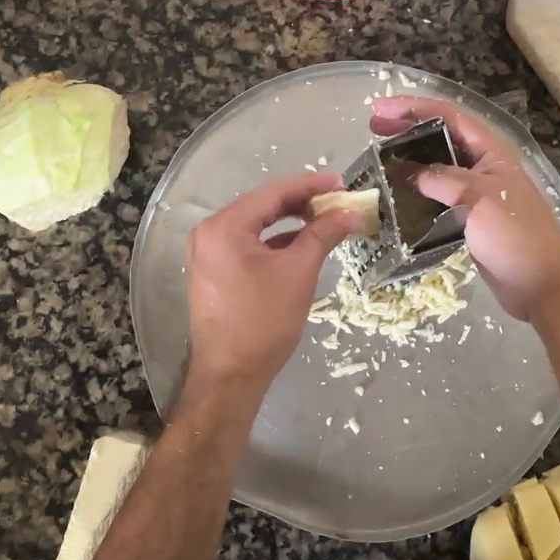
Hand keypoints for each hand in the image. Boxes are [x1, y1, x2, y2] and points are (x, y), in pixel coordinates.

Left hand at [185, 172, 359, 403]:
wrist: (230, 376)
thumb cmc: (263, 322)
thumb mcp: (298, 272)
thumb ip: (323, 235)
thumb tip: (350, 213)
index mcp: (225, 227)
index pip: (273, 192)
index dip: (310, 185)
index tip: (341, 183)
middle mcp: (210, 233)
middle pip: (263, 205)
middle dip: (302, 201)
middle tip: (337, 200)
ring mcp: (209, 254)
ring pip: (256, 225)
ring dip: (290, 221)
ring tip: (325, 219)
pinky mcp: (215, 272)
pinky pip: (248, 244)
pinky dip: (275, 241)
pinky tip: (302, 244)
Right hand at [369, 96, 559, 321]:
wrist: (541, 283)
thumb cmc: (515, 234)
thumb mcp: (476, 198)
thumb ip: (439, 179)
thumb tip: (405, 171)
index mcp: (491, 150)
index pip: (448, 116)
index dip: (413, 108)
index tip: (380, 107)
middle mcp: (483, 165)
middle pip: (441, 136)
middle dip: (407, 128)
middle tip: (373, 127)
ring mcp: (476, 192)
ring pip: (437, 166)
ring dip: (410, 159)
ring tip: (380, 157)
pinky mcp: (469, 218)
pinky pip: (438, 195)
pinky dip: (416, 191)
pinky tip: (396, 195)